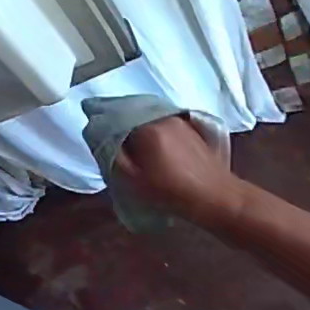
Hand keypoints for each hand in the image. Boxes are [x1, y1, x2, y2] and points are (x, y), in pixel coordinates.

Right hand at [114, 115, 248, 228]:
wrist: (217, 198)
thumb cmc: (173, 193)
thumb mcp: (135, 181)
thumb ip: (115, 156)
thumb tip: (102, 138)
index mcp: (147, 127)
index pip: (116, 114)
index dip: (102, 120)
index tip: (92, 125)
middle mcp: (163, 117)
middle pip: (132, 111)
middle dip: (117, 117)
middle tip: (106, 130)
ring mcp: (179, 120)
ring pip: (148, 115)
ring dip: (135, 122)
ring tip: (126, 138)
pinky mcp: (190, 127)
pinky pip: (162, 121)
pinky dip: (150, 127)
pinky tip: (149, 142)